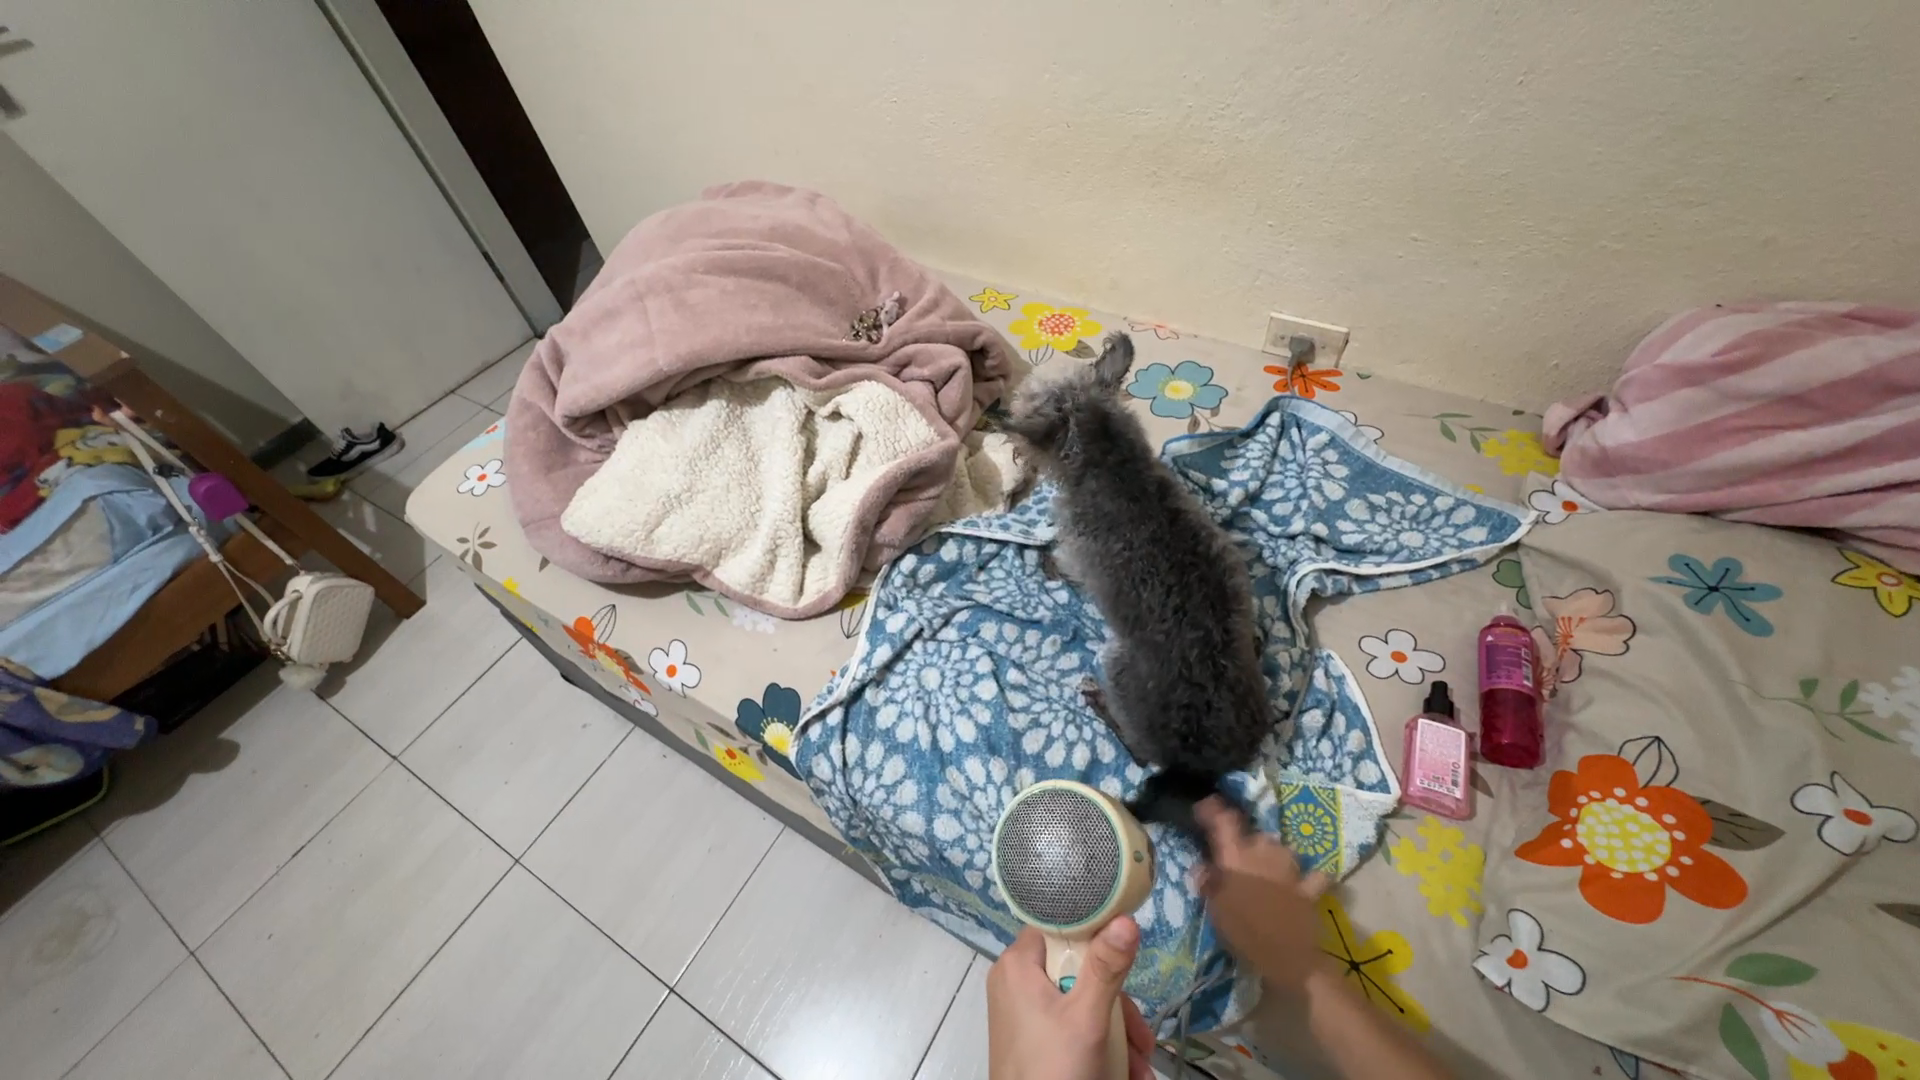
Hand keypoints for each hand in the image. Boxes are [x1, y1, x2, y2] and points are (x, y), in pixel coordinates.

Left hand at [987, 918, 1154, 1079]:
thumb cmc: (1054, 1068)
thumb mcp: (1087, 1017)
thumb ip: (1106, 967)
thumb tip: (1125, 918)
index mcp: (1017, 964)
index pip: (1058, 926)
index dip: (1093, 938)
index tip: (1122, 959)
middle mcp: (1014, 981)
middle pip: (1076, 971)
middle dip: (1117, 1006)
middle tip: (1141, 1038)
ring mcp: (1021, 1012)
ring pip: (1078, 1003)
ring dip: (1115, 1032)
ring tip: (1140, 1064)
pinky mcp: (1030, 1038)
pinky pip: (1068, 1027)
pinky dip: (1097, 1044)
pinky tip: (1126, 1071)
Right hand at [1195, 797, 1332, 993]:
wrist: (1286, 958)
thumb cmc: (1243, 932)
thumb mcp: (1215, 909)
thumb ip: (1209, 883)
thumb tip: (1201, 868)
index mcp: (1236, 858)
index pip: (1223, 821)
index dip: (1213, 810)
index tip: (1205, 806)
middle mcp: (1263, 855)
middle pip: (1256, 834)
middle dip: (1247, 840)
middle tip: (1238, 856)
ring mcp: (1290, 870)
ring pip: (1282, 848)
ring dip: (1274, 854)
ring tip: (1268, 866)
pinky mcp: (1309, 888)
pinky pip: (1314, 875)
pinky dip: (1310, 876)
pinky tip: (1306, 880)